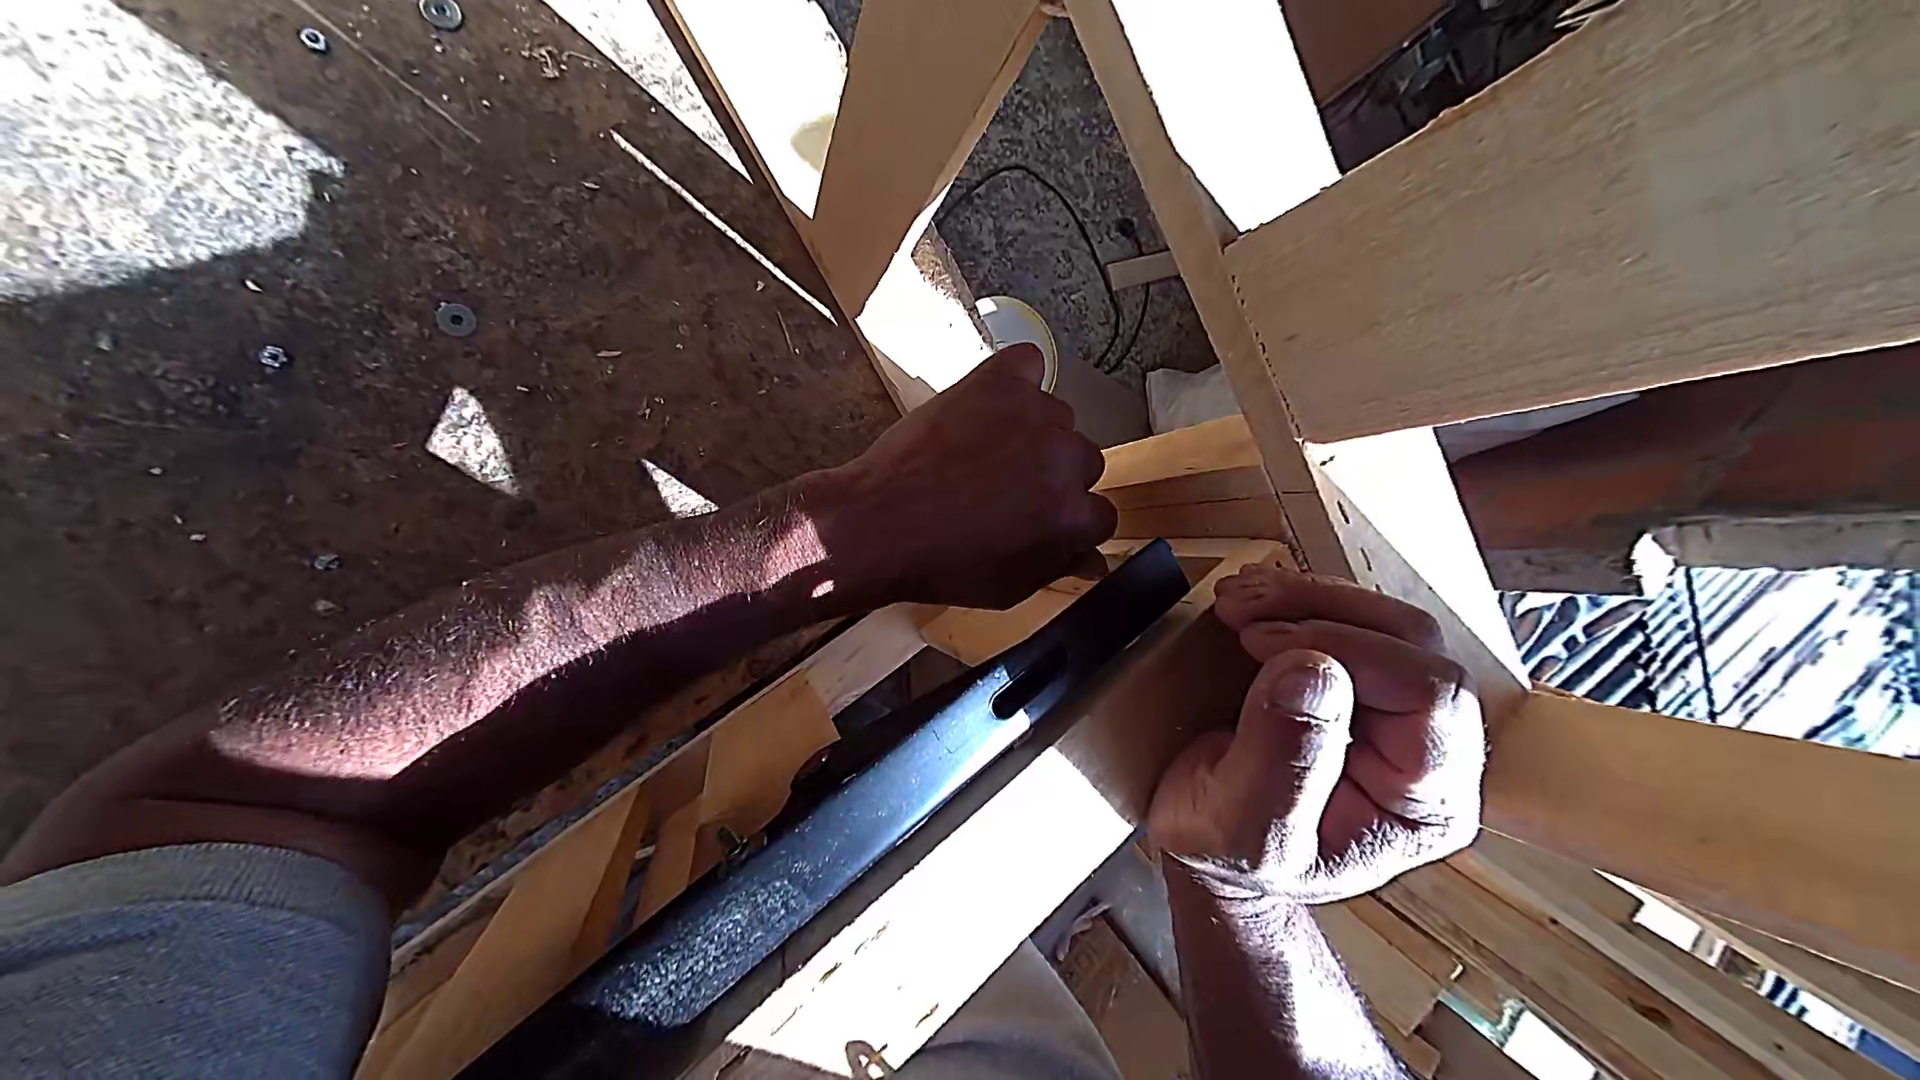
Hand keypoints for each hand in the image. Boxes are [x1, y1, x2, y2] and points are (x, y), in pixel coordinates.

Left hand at [812, 344, 1116, 608]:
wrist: (876, 523)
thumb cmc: (934, 559)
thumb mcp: (1007, 586)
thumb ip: (1057, 567)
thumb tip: (1089, 558)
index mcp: (1070, 514)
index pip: (1100, 514)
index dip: (1070, 521)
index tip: (1048, 518)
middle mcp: (1062, 458)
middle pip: (1084, 461)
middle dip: (1053, 477)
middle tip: (1010, 487)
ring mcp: (1031, 415)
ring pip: (1056, 418)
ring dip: (1032, 433)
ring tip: (986, 452)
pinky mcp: (995, 383)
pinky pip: (1027, 363)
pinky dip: (1017, 379)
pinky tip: (996, 401)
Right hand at [1148, 563, 1483, 902]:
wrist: (1209, 842)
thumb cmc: (1230, 855)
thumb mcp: (1244, 833)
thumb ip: (1280, 767)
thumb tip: (1308, 672)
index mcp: (1425, 799)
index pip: (1428, 694)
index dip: (1346, 650)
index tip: (1259, 642)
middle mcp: (1423, 745)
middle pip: (1410, 640)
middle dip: (1319, 609)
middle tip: (1240, 610)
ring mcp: (1386, 707)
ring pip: (1378, 617)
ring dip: (1301, 596)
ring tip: (1235, 601)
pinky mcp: (1346, 678)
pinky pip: (1339, 617)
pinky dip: (1288, 597)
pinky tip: (1246, 598)